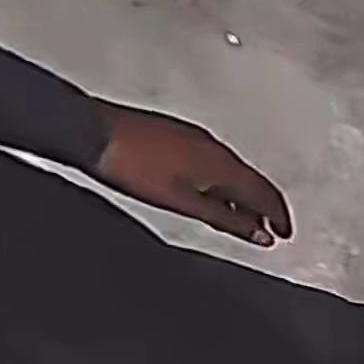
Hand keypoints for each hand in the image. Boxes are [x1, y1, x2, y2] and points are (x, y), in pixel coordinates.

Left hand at [94, 101, 292, 245]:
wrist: (80, 127)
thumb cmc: (129, 164)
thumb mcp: (185, 204)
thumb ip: (229, 221)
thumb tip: (262, 237)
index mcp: (227, 167)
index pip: (268, 198)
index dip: (280, 220)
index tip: (283, 235)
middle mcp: (218, 150)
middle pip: (255, 184)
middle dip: (263, 208)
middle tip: (265, 228)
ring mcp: (196, 138)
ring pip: (233, 172)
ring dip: (240, 194)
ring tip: (234, 211)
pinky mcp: (176, 132)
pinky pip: (212, 159)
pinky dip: (219, 179)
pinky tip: (207, 188)